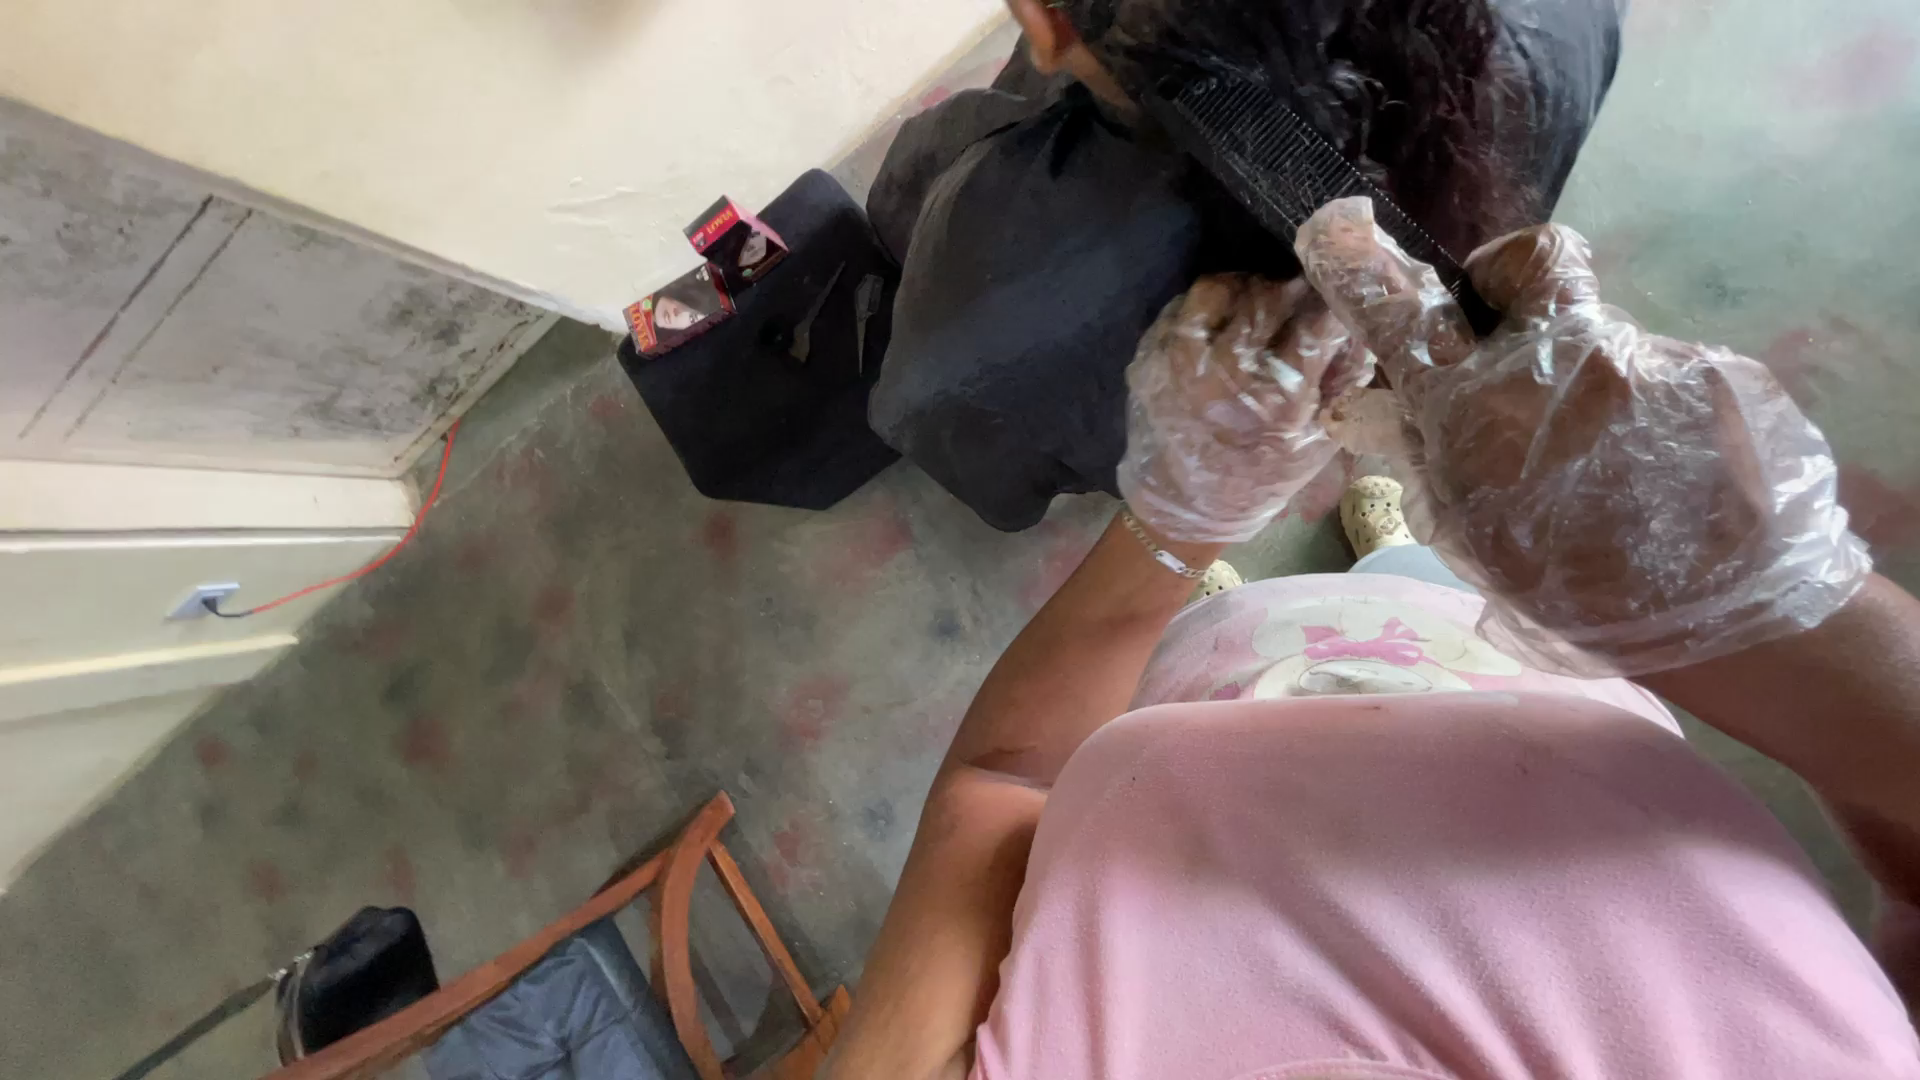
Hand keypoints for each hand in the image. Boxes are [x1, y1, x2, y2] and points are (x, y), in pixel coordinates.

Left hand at [1117, 274, 1373, 543]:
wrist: (1183, 508)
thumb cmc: (1260, 478)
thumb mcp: (1319, 440)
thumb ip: (1345, 379)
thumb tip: (1358, 318)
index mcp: (1274, 398)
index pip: (1317, 319)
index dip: (1332, 297)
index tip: (1337, 291)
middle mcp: (1222, 373)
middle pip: (1267, 296)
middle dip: (1289, 292)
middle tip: (1295, 300)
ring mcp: (1177, 364)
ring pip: (1215, 290)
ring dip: (1243, 292)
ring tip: (1254, 309)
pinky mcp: (1146, 360)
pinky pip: (1178, 310)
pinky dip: (1204, 311)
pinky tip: (1218, 328)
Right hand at [1295, 197, 1870, 674]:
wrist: (1710, 611)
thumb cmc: (1551, 576)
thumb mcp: (1454, 520)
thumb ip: (1411, 450)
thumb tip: (1360, 408)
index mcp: (1476, 409)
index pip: (1403, 317)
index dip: (1362, 271)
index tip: (1335, 232)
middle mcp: (1558, 362)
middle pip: (1525, 261)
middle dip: (1498, 280)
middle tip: (1497, 332)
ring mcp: (1645, 354)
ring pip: (1585, 323)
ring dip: (1562, 362)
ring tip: (1576, 440)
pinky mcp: (1710, 365)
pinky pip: (1639, 359)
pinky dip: (1616, 395)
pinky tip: (1630, 454)